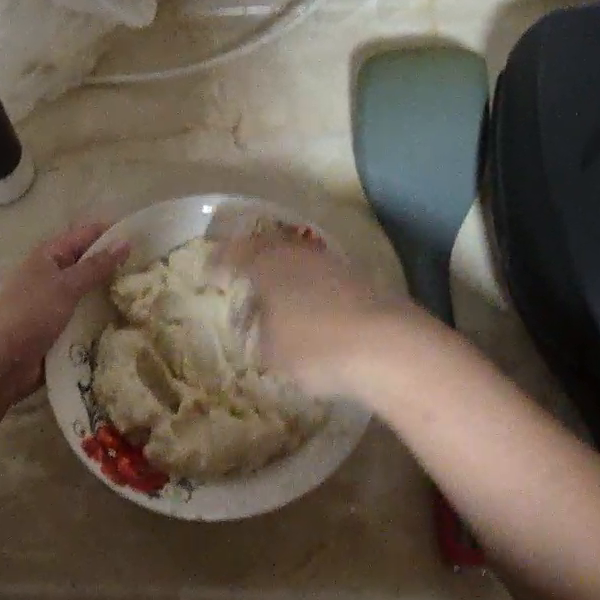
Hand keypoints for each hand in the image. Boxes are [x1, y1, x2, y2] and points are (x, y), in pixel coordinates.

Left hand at [0, 223, 130, 405]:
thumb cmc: (28, 315)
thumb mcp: (64, 286)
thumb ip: (96, 266)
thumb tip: (126, 242)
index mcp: (47, 257)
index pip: (85, 235)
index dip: (112, 233)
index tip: (146, 237)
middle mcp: (50, 277)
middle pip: (88, 266)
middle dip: (117, 268)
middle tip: (153, 271)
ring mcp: (54, 306)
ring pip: (89, 296)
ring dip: (112, 297)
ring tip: (148, 297)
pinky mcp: (58, 332)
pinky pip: (85, 321)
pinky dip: (102, 321)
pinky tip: (128, 324)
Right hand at [220, 234, 422, 399]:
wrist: (389, 348)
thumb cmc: (314, 346)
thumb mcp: (272, 350)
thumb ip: (262, 334)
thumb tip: (266, 328)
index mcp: (269, 263)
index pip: (236, 252)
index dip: (220, 261)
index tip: (210, 272)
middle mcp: (301, 254)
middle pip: (272, 249)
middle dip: (256, 262)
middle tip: (243, 279)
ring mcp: (337, 265)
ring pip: (302, 263)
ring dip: (288, 278)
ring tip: (279, 302)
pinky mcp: (366, 283)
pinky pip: (326, 281)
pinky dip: (314, 293)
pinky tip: (314, 314)